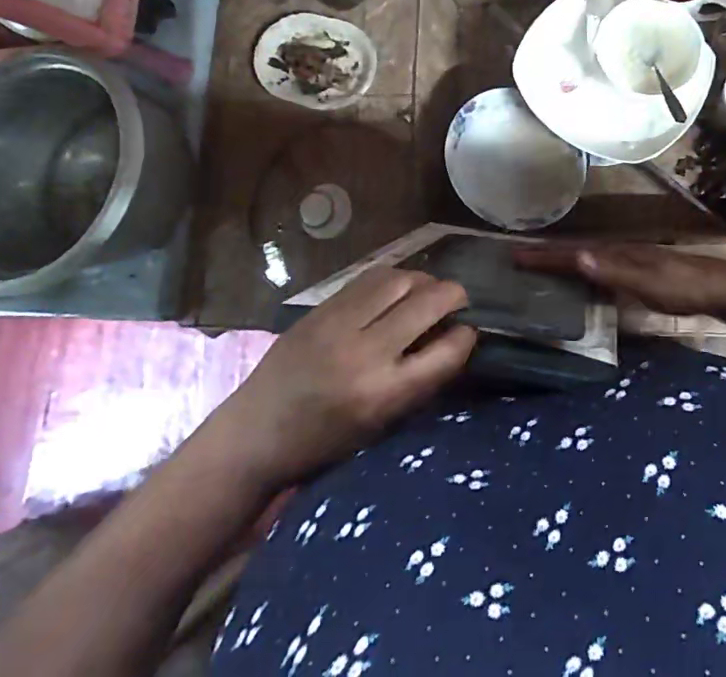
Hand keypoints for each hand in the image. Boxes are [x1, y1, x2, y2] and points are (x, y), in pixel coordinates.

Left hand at [199, 270, 476, 488]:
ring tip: (427, 290)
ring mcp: (339, 324)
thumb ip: (417, 383)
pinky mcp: (320, 309)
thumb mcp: (380, 427)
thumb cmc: (324, 445)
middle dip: (453, 295)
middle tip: (458, 301)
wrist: (256, 432)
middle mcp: (364, 352)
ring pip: (398, 280)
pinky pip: (367, 280)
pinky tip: (396, 288)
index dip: (466, 337)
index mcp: (383, 394)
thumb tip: (450, 340)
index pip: (446, 351)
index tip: (469, 332)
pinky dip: (391, 279)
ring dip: (422, 280)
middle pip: (426, 302)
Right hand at [515, 243, 725, 316]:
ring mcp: (628, 260)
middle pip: (575, 252)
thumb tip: (576, 256)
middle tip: (518, 257)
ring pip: (586, 257)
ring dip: (561, 259)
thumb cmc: (683, 287)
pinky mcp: (637, 271)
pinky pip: (599, 266)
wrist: (721, 287)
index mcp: (616, 253)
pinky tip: (580, 276)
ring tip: (539, 263)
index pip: (572, 254)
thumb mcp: (648, 282)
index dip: (544, 256)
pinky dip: (581, 268)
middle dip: (546, 254)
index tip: (515, 256)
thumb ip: (613, 271)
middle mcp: (618, 252)